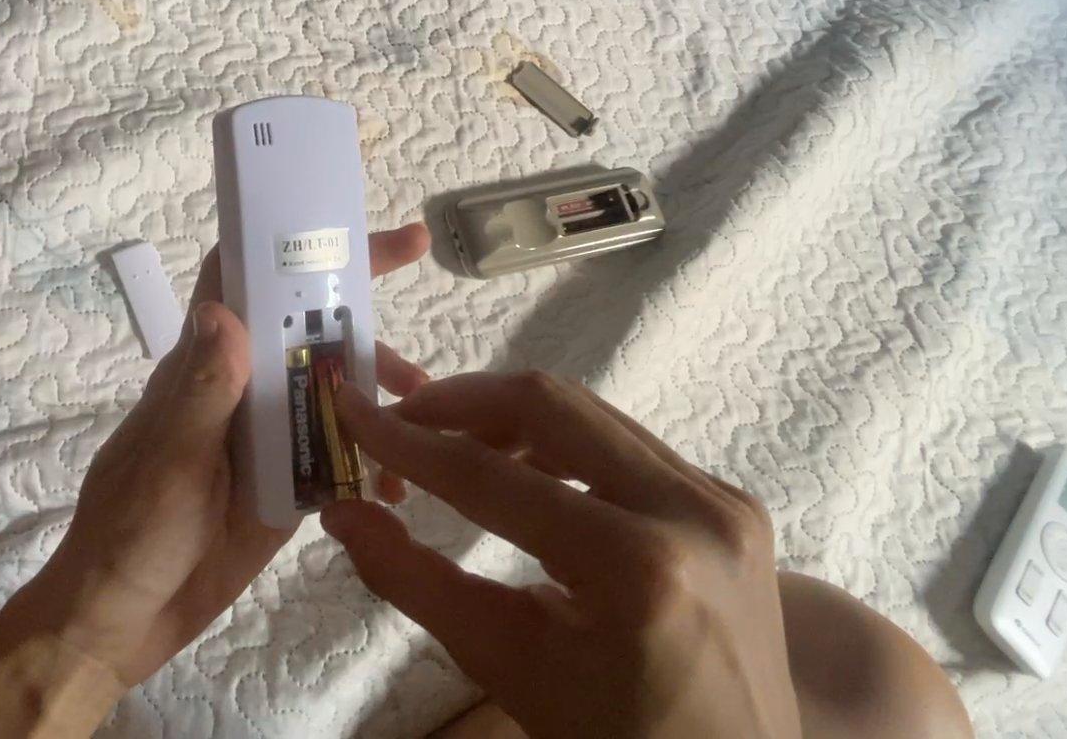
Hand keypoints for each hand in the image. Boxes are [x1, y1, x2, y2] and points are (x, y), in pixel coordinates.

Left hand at [11, 224, 431, 687]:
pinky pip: (338, 447)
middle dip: (362, 313)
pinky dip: (374, 451)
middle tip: (418, 297)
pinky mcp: (288, 478)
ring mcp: (267, 431)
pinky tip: (401, 477)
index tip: (355, 230)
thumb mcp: (166, 462)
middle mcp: (241, 385)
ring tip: (428, 411)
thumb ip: (199, 392)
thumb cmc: (129, 531)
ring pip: (332, 385)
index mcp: (205, 364)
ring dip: (379, 388)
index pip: (247, 280)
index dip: (294, 244)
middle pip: (305, 327)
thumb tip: (226, 312)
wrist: (124, 617)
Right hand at [322, 372, 801, 738]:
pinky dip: (550, 437)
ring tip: (447, 443)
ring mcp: (718, 498)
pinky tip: (517, 465)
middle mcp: (691, 510)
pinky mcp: (724, 498)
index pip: (491, 477)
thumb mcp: (503, 663)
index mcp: (637, 567)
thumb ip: (412, 579)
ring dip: (501, 414)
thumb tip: (341, 513)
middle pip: (547, 404)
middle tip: (398, 420)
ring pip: (583, 409)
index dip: (408, 441)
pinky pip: (617, 438)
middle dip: (456, 402)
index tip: (351, 410)